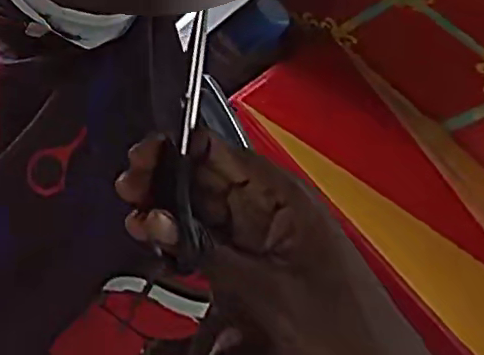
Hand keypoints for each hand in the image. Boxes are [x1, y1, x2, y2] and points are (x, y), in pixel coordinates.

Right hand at [116, 131, 403, 354]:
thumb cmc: (354, 335)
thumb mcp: (274, 292)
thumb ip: (209, 251)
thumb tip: (158, 220)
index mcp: (280, 195)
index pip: (214, 149)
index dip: (173, 149)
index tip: (141, 161)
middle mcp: (266, 205)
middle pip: (198, 175)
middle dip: (160, 181)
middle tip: (130, 190)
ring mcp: (258, 234)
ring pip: (195, 206)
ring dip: (164, 212)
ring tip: (140, 223)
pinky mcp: (251, 262)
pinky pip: (204, 237)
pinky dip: (178, 239)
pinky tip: (158, 244)